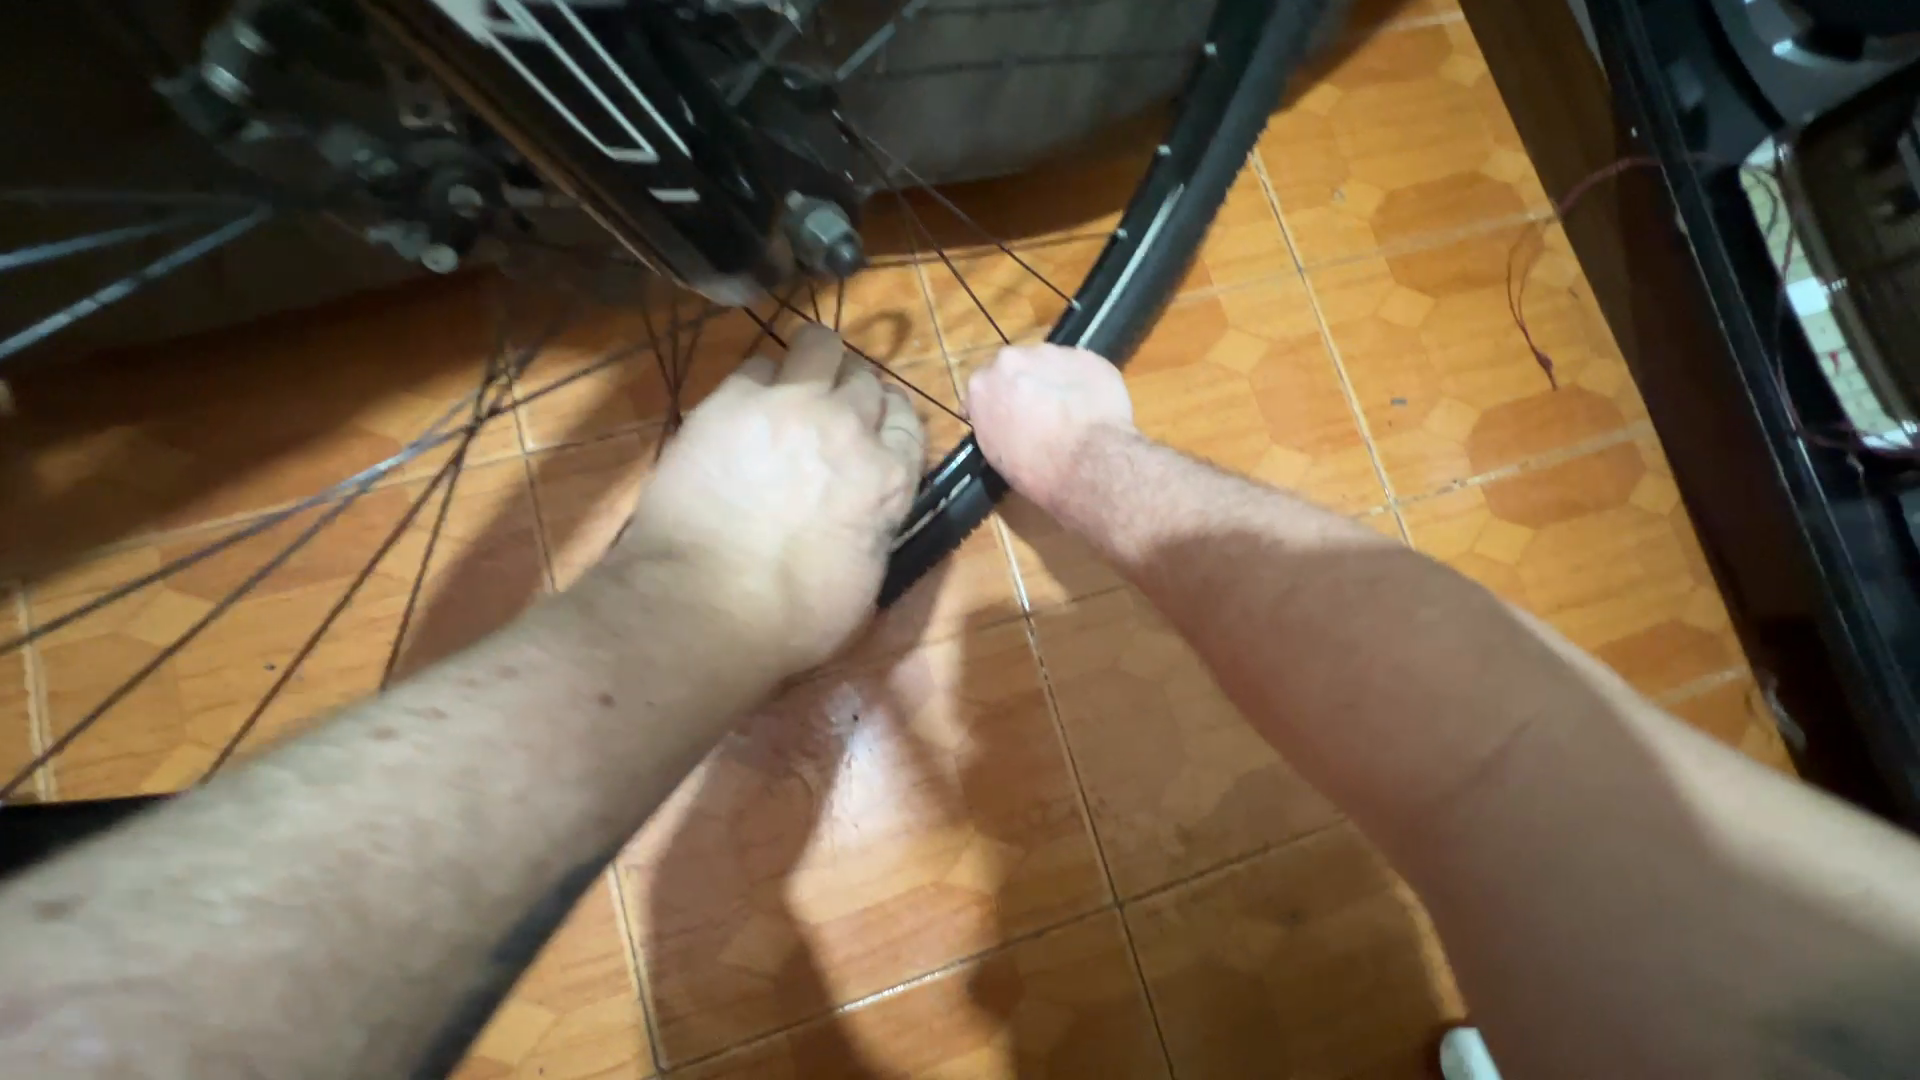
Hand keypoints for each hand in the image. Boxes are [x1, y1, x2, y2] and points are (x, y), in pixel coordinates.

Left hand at [616, 324, 925, 673]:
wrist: (703, 607)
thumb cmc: (794, 617)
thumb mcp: (866, 577)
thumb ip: (876, 520)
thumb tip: (867, 505)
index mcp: (889, 476)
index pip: (906, 419)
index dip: (887, 423)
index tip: (870, 433)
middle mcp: (848, 426)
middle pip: (864, 379)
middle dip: (850, 395)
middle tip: (825, 420)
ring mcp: (788, 405)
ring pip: (818, 345)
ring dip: (813, 365)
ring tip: (792, 392)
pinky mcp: (730, 400)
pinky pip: (756, 366)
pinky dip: (758, 384)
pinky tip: (743, 414)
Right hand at [966, 344, 1135, 509]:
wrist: (1091, 460)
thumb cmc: (1038, 470)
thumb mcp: (998, 459)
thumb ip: (995, 429)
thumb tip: (1006, 427)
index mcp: (982, 387)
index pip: (983, 390)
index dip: (997, 405)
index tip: (1007, 420)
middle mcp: (1010, 361)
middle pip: (1014, 369)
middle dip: (1024, 388)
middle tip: (1040, 415)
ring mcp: (1049, 353)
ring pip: (1048, 364)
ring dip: (1054, 383)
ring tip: (1071, 412)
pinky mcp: (1085, 354)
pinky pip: (1079, 367)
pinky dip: (1082, 383)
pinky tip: (1091, 406)